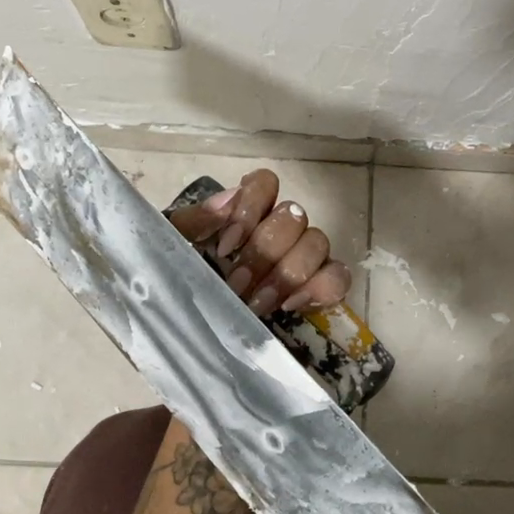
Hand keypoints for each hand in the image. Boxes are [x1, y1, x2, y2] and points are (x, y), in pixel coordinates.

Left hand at [165, 168, 352, 316]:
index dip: (251, 209)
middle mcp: (281, 227)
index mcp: (248, 211)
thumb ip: (193, 222)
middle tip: (237, 284)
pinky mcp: (320, 287)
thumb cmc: (181, 283)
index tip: (226, 246)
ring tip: (258, 303)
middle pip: (293, 216)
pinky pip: (338, 276)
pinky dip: (320, 287)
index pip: (266, 183)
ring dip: (288, 273)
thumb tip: (225, 202)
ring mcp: (305, 255)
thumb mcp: (174, 251)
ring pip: (317, 242)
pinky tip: (292, 305)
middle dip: (264, 253)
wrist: (190, 330)